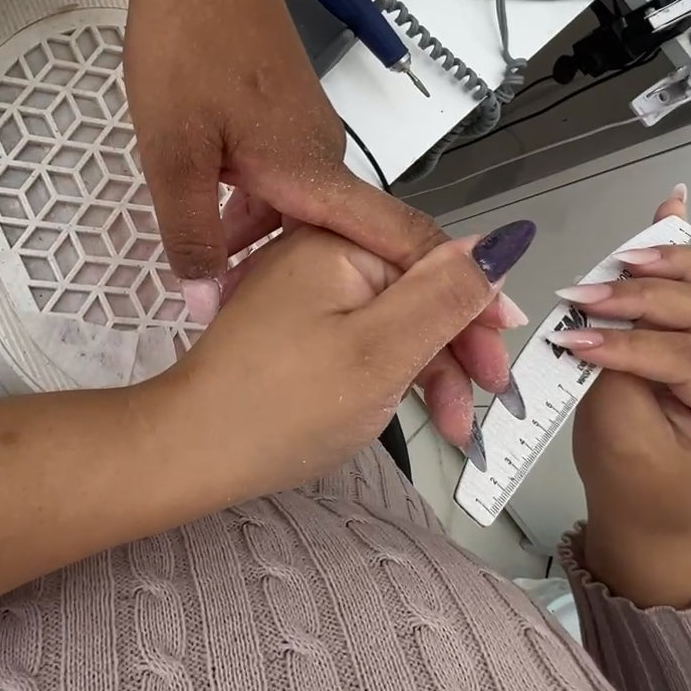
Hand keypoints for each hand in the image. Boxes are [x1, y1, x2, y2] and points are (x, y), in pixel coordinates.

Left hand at [121, 0, 518, 443]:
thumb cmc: (187, 49)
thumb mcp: (173, 154)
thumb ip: (191, 235)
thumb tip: (206, 303)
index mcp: (315, 174)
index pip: (404, 242)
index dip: (451, 297)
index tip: (483, 345)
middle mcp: (325, 159)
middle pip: (364, 245)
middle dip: (368, 304)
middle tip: (356, 363)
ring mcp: (304, 136)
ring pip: (315, 221)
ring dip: (300, 268)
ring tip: (256, 311)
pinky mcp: (280, 122)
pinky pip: (289, 192)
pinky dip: (268, 229)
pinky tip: (221, 244)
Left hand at [157, 218, 533, 500]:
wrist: (189, 451)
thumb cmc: (286, 405)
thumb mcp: (382, 349)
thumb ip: (445, 293)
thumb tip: (501, 242)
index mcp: (336, 239)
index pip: (434, 260)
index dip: (478, 312)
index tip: (501, 368)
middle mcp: (317, 251)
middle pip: (413, 291)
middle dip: (454, 350)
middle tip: (479, 410)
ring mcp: (301, 289)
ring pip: (389, 319)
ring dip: (426, 369)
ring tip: (448, 428)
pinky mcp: (292, 324)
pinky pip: (357, 335)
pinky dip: (387, 371)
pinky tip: (403, 408)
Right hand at [555, 187, 690, 605]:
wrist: (649, 507)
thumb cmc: (634, 480)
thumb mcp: (620, 433)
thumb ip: (613, 369)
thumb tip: (592, 318)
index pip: (687, 357)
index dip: (628, 343)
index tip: (570, 338)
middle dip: (638, 300)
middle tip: (579, 298)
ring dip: (665, 267)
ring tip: (620, 261)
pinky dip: (681, 253)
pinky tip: (670, 209)